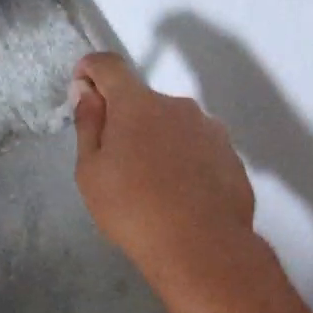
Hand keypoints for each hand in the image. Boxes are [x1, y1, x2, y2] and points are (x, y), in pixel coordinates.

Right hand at [72, 52, 258, 286]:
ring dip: (156, 143)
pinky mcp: (230, 156)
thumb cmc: (131, 208)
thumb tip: (86, 91)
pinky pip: (196, 150)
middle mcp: (178, 106)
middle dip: (125, 121)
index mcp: (137, 105)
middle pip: (143, 102)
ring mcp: (210, 129)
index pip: (109, 66)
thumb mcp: (91, 172)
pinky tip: (177, 197)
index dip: (91, 70)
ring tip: (149, 188)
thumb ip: (88, 125)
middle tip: (114, 165)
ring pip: (172, 127)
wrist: (201, 246)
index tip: (82, 87)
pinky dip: (182, 164)